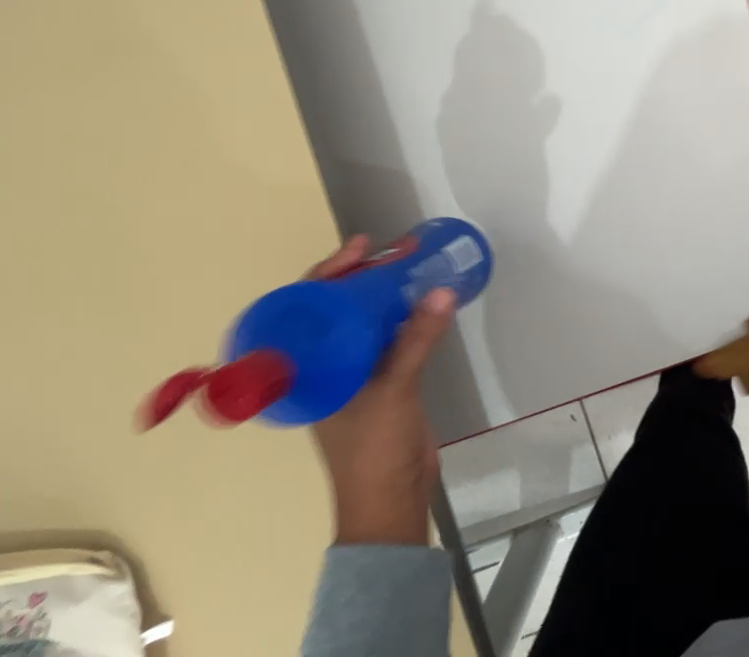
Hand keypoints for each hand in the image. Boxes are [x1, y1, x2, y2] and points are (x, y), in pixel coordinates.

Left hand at [306, 235, 455, 545]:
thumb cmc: (373, 449)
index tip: (360, 247)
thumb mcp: (393, 391)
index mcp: (306, 370)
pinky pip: (388, 340)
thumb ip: (416, 341)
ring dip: (384, 296)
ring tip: (409, 265)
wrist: (391, 500)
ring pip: (362, 324)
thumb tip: (443, 291)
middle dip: (360, 278)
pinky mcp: (382, 385)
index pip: (305, 309)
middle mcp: (323, 368)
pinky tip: (423, 302)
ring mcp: (353, 376)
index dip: (329, 273)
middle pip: (334, 311)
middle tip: (390, 250)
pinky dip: (403, 318)